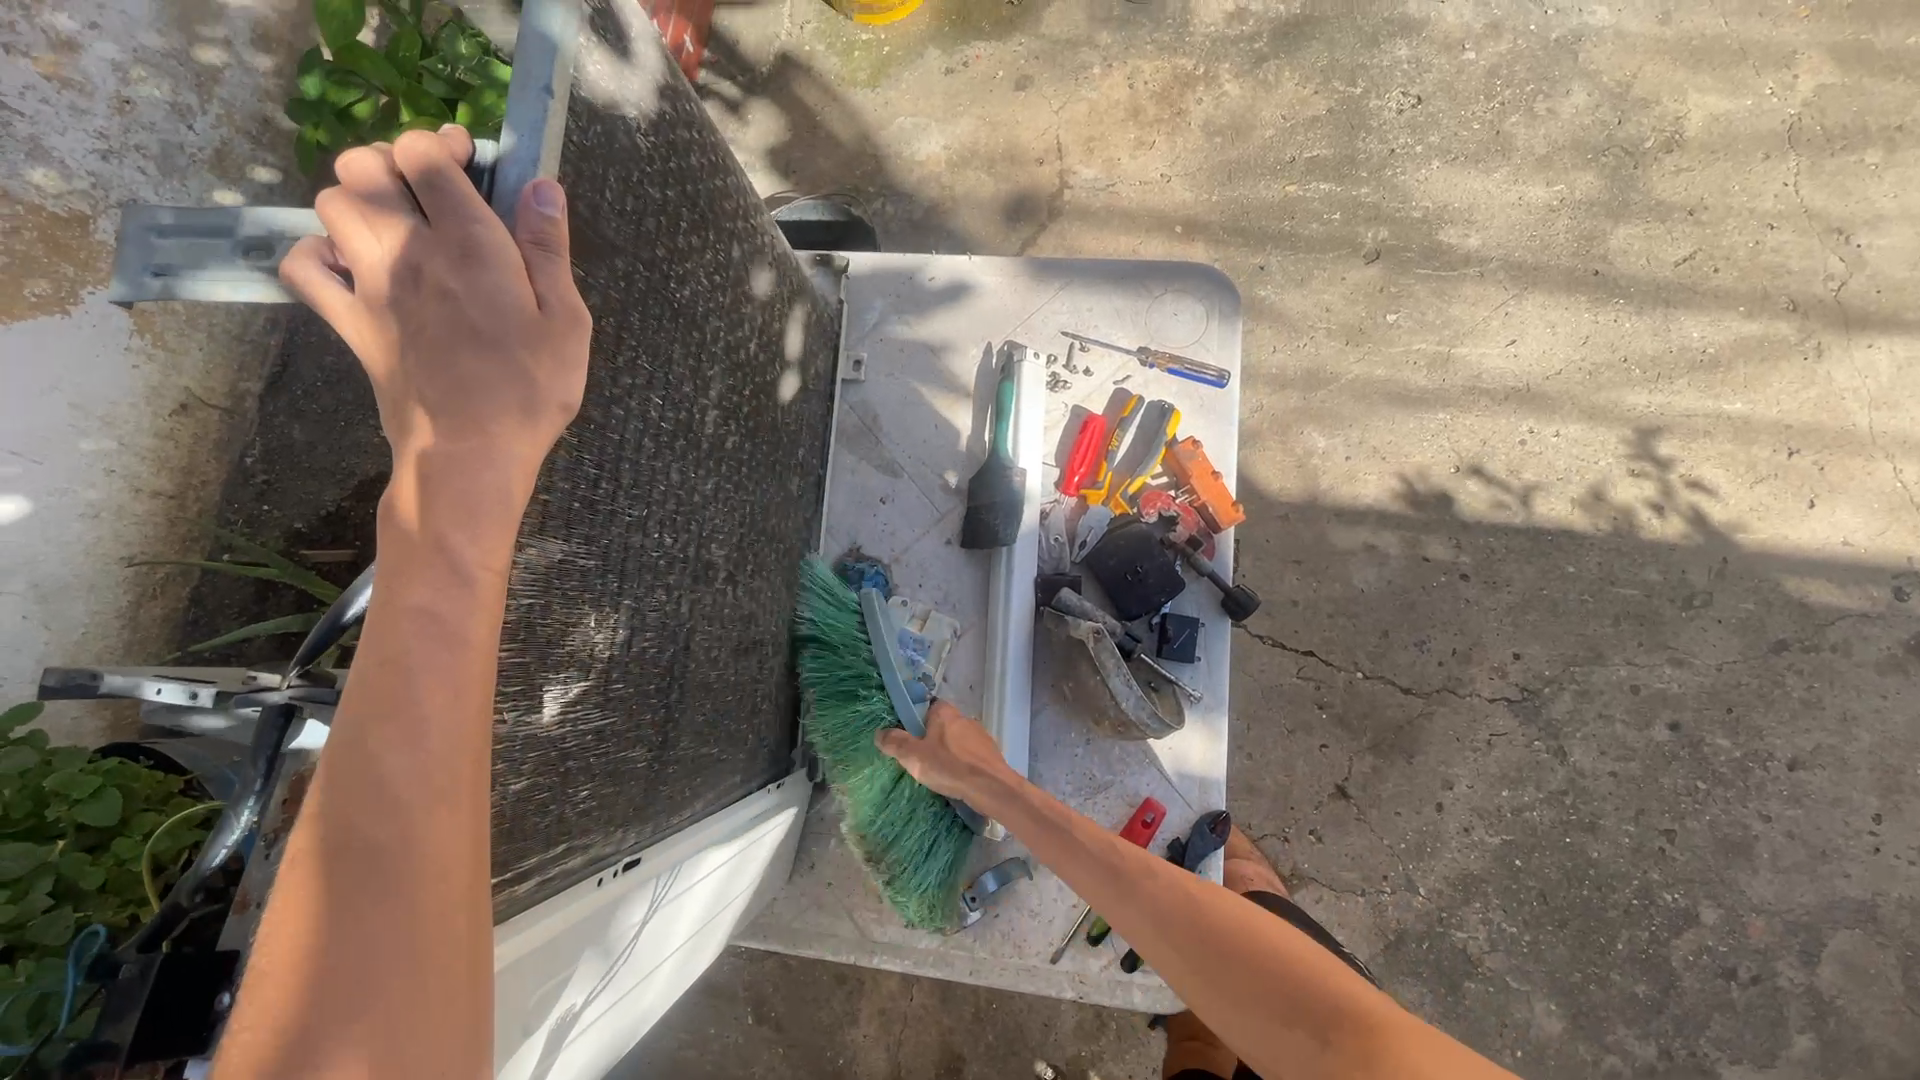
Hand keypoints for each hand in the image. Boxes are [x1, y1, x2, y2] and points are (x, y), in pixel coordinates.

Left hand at [280, 125, 591, 500]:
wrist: (469, 452)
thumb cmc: (531, 389)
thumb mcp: (567, 322)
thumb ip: (550, 249)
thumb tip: (541, 185)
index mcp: (469, 245)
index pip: (424, 156)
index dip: (440, 143)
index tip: (468, 159)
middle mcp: (407, 251)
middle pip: (362, 167)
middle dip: (391, 161)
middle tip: (428, 188)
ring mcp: (369, 285)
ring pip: (329, 205)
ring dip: (359, 201)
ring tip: (397, 225)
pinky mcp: (349, 322)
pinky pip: (302, 267)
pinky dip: (318, 253)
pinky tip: (352, 265)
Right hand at [874, 701, 1012, 801]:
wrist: (990, 787)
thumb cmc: (949, 766)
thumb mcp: (913, 756)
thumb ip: (895, 743)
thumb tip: (880, 733)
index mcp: (945, 712)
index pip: (928, 706)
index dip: (917, 719)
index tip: (910, 736)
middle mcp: (964, 718)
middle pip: (943, 724)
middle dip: (933, 737)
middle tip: (921, 757)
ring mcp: (980, 735)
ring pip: (958, 739)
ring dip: (949, 751)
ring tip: (939, 771)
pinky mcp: (991, 753)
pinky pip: (971, 754)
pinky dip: (963, 763)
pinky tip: (958, 777)